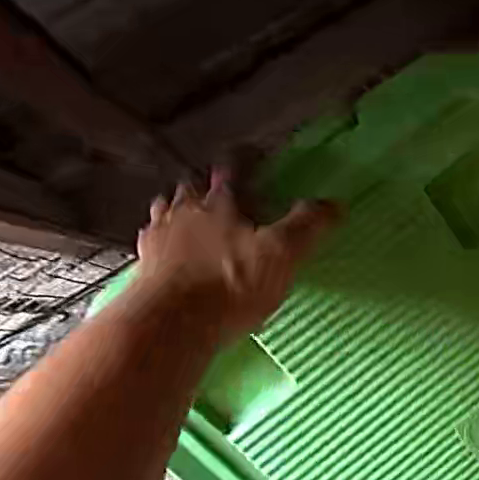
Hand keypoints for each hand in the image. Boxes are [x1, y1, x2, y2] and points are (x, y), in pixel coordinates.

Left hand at [133, 168, 337, 341]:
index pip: (234, 167)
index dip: (246, 159)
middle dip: (208, 186)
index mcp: (220, 202)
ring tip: (192, 220)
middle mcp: (185, 209)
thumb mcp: (281, 256)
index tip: (255, 157)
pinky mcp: (144, 262)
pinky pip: (152, 241)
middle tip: (221, 195)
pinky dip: (162, 240)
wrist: (174, 322)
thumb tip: (334, 204)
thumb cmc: (231, 286)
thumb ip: (306, 227)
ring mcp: (159, 234)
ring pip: (167, 208)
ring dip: (180, 209)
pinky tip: (169, 253)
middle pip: (194, 185)